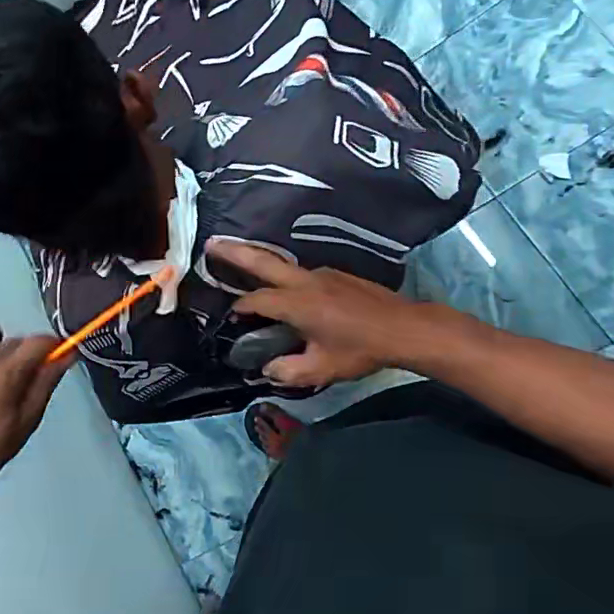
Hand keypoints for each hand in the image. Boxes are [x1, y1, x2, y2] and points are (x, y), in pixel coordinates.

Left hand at [0, 336, 72, 515]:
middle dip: (30, 354)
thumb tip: (65, 357)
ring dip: (6, 362)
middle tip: (35, 380)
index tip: (62, 354)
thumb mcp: (29, 417)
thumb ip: (48, 380)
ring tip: (5, 395)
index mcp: (3, 372)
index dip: (55, 345)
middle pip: (16, 342)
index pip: (38, 341)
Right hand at [214, 243, 435, 387]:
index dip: (241, 307)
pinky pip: (303, 272)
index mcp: (297, 303)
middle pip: (263, 261)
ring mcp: (324, 273)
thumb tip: (268, 370)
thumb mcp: (322, 368)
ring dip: (261, 260)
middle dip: (235, 252)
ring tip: (243, 258)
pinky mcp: (338, 275)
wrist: (402, 327)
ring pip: (284, 264)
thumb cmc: (360, 349)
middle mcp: (306, 281)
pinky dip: (285, 274)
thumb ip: (289, 370)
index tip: (231, 315)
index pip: (258, 300)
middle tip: (211, 243)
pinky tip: (289, 287)